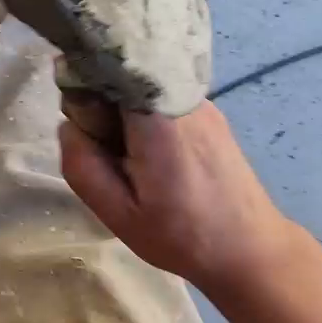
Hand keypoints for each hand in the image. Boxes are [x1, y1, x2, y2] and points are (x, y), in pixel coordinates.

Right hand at [58, 101, 314, 298]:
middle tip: (108, 154)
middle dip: (102, 105)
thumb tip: (69, 125)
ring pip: (140, 87)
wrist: (252, 252)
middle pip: (122, 76)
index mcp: (159, 121)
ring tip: (132, 159)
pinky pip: (160, 98)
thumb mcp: (116, 213)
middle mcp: (183, 100)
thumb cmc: (183, 236)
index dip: (86, 91)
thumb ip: (82, 165)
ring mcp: (201, 104)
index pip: (108, 69)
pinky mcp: (209, 113)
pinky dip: (144, 117)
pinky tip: (152, 155)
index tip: (86, 129)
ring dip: (123, 113)